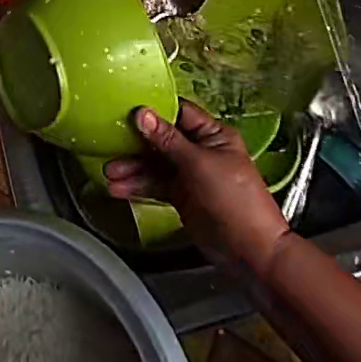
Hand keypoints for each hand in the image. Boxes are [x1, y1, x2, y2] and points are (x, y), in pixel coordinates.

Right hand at [103, 101, 291, 280]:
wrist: (251, 253)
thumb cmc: (234, 201)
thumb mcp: (199, 164)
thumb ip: (167, 139)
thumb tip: (141, 112)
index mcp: (213, 136)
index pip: (178, 112)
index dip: (153, 109)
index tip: (125, 108)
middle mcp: (199, 151)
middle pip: (160, 139)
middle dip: (134, 143)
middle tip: (109, 144)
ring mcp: (189, 173)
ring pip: (153, 163)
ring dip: (131, 168)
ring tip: (109, 174)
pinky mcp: (181, 194)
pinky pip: (154, 184)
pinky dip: (137, 186)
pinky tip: (119, 189)